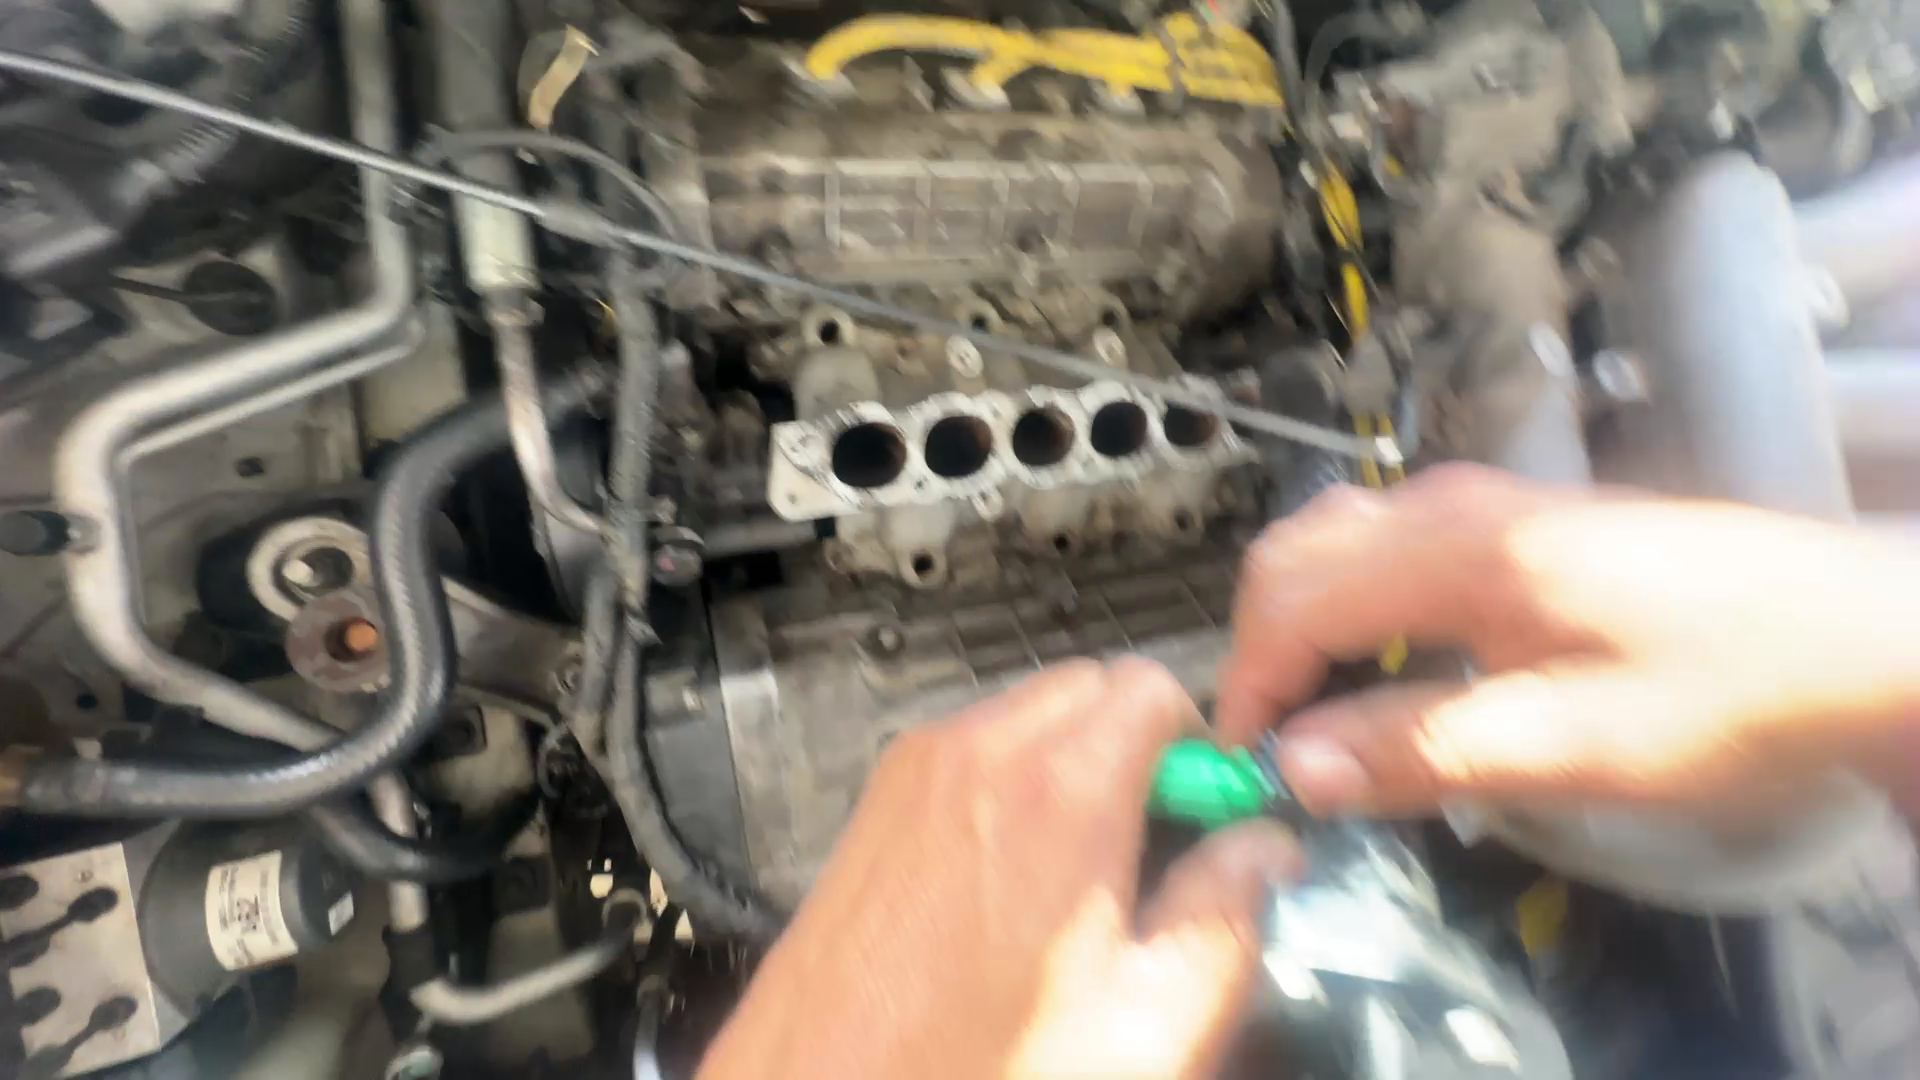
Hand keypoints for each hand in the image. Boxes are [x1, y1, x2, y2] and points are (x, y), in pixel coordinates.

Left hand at [698, 660, 1302, 1079]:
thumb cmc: (981, 1073)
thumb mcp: (1141, 1028)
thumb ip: (1222, 917)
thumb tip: (1263, 848)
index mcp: (1060, 788)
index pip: (1150, 687)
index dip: (1190, 741)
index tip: (1197, 805)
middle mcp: (983, 747)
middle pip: (1090, 686)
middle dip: (1132, 739)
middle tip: (1142, 835)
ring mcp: (922, 759)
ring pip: (1031, 708)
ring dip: (1070, 752)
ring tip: (1072, 857)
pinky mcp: (884, 786)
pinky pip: (974, 739)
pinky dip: (1010, 768)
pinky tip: (1006, 858)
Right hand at [1216, 465, 1919, 815]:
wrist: (1863, 631)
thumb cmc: (1728, 692)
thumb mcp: (1578, 746)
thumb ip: (1421, 751)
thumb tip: (1294, 771)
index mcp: (1456, 551)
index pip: (1295, 602)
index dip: (1250, 682)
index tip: (1246, 760)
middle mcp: (1436, 505)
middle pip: (1286, 558)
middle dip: (1256, 650)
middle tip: (1275, 737)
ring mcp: (1456, 500)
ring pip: (1313, 543)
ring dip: (1285, 622)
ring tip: (1309, 702)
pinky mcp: (1475, 514)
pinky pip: (1357, 545)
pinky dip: (1326, 603)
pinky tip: (1365, 656)